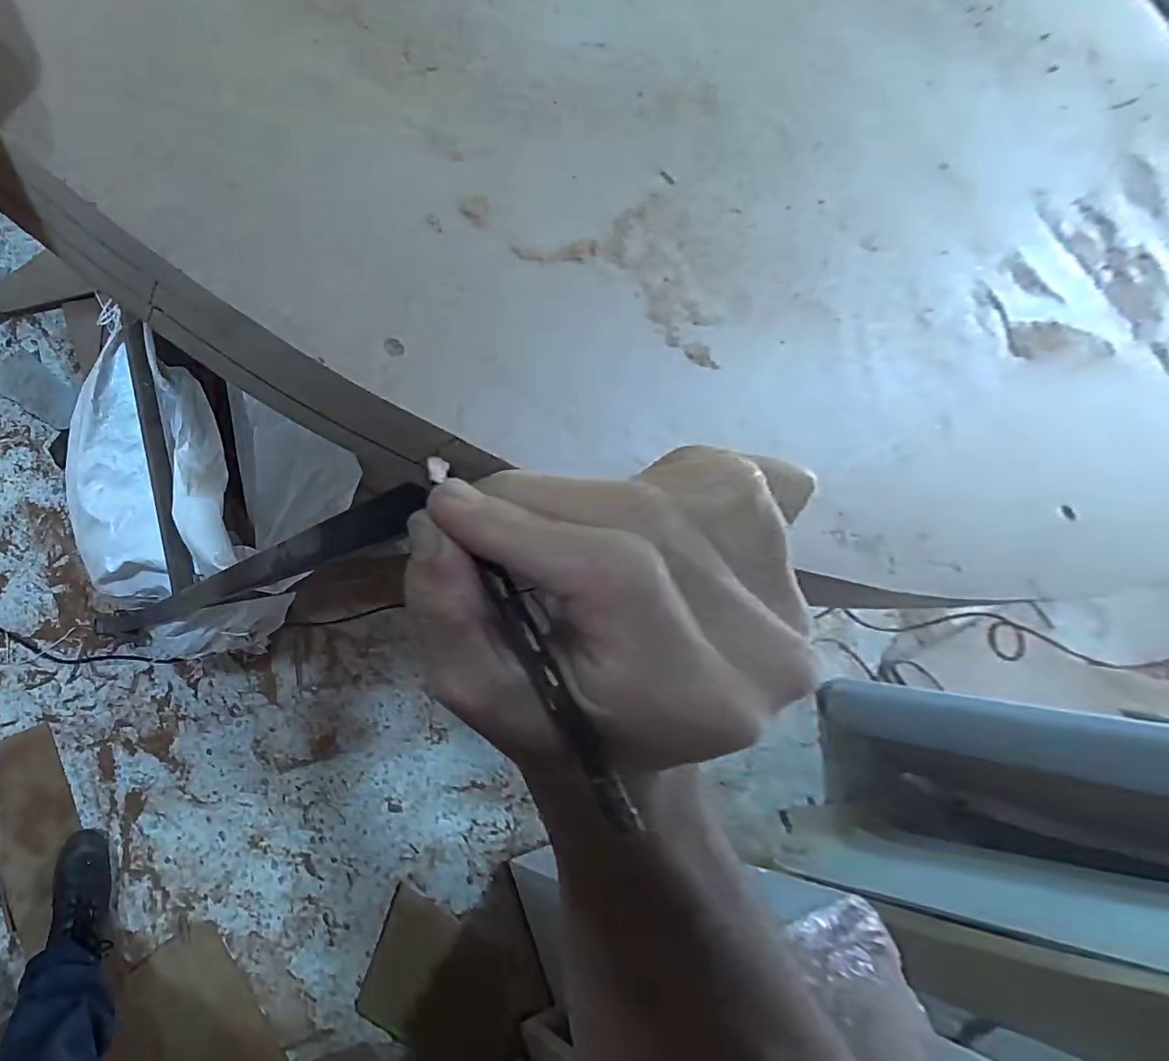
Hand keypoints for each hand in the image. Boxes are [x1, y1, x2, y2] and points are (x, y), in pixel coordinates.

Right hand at [404, 447, 819, 773]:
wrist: (626, 747)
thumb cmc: (541, 723)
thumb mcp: (468, 685)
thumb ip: (443, 610)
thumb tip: (433, 523)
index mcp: (684, 696)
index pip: (608, 570)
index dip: (515, 526)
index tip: (441, 506)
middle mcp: (762, 645)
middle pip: (634, 517)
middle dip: (530, 502)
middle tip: (472, 517)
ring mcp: (792, 600)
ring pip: (670, 490)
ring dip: (578, 495)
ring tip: (541, 532)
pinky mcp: (793, 565)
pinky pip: (728, 479)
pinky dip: (659, 481)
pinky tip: (628, 523)